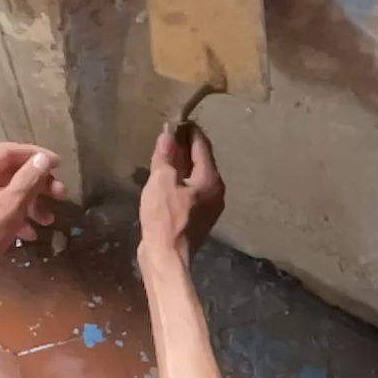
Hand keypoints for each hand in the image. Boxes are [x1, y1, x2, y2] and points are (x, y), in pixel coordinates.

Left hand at [0, 142, 64, 295]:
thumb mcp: (9, 207)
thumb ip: (28, 180)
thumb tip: (44, 159)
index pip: (10, 151)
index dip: (37, 156)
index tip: (59, 165)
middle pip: (8, 172)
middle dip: (36, 184)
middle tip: (59, 196)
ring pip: (3, 193)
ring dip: (28, 204)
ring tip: (47, 220)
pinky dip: (13, 216)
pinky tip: (28, 233)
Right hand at [139, 123, 223, 264]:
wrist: (166, 258)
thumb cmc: (165, 218)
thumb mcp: (161, 181)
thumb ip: (166, 155)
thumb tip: (168, 132)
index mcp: (211, 179)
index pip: (202, 145)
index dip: (188, 131)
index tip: (175, 120)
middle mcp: (216, 191)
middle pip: (201, 161)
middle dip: (184, 148)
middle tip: (166, 137)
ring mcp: (209, 207)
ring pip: (195, 178)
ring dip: (181, 166)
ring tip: (163, 156)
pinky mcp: (198, 219)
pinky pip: (191, 192)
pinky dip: (180, 182)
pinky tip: (165, 180)